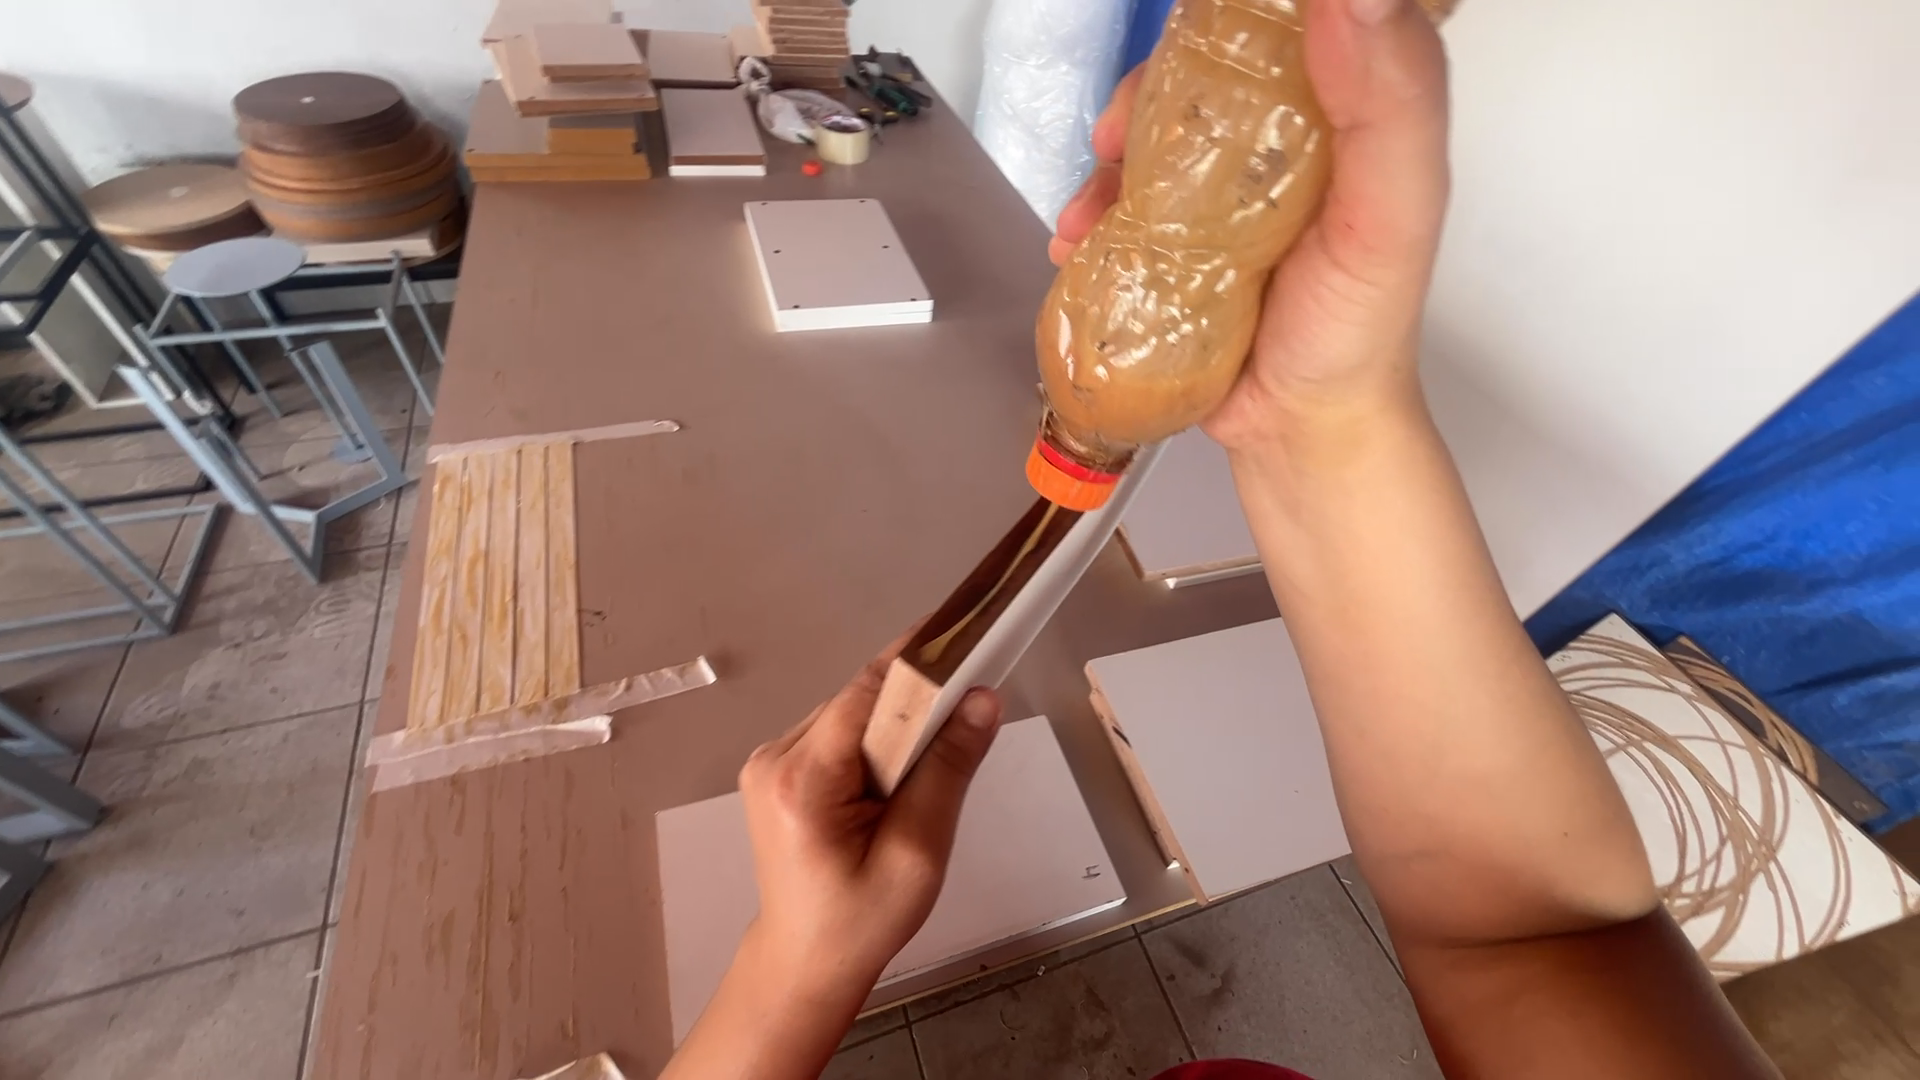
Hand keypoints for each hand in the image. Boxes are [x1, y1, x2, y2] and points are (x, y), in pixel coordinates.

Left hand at [737, 638, 1003, 995]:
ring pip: (851, 711)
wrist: (805, 961)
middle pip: (858, 699)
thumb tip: (982, 697)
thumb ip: (949, 770)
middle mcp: (776, 756)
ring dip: (895, 719)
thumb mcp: (919, 852)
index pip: (866, 695)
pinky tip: (900, 763)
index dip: (916, 661)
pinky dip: (876, 736)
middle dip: (914, 697)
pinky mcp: (779, 767)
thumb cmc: (862, 921)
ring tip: (938, 740)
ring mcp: (771, 760)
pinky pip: (840, 730)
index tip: (963, 634)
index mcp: (801, 780)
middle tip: (967, 695)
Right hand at [1050, 0, 1450, 450]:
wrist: (1298, 428)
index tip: (1179, 40)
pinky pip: (1124, 224)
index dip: (1221, 28)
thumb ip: (1391, 106)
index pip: (1276, 40)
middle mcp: (1269, 160)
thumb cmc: (1353, 329)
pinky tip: (1072, 247)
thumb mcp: (1393, 214)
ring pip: (1149, 160)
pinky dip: (1090, 226)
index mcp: (1331, 125)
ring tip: (1078, 216)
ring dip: (1101, 172)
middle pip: (1195, 98)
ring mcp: (1215, 215)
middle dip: (1141, 105)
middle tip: (1108, 138)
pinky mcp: (1175, 262)